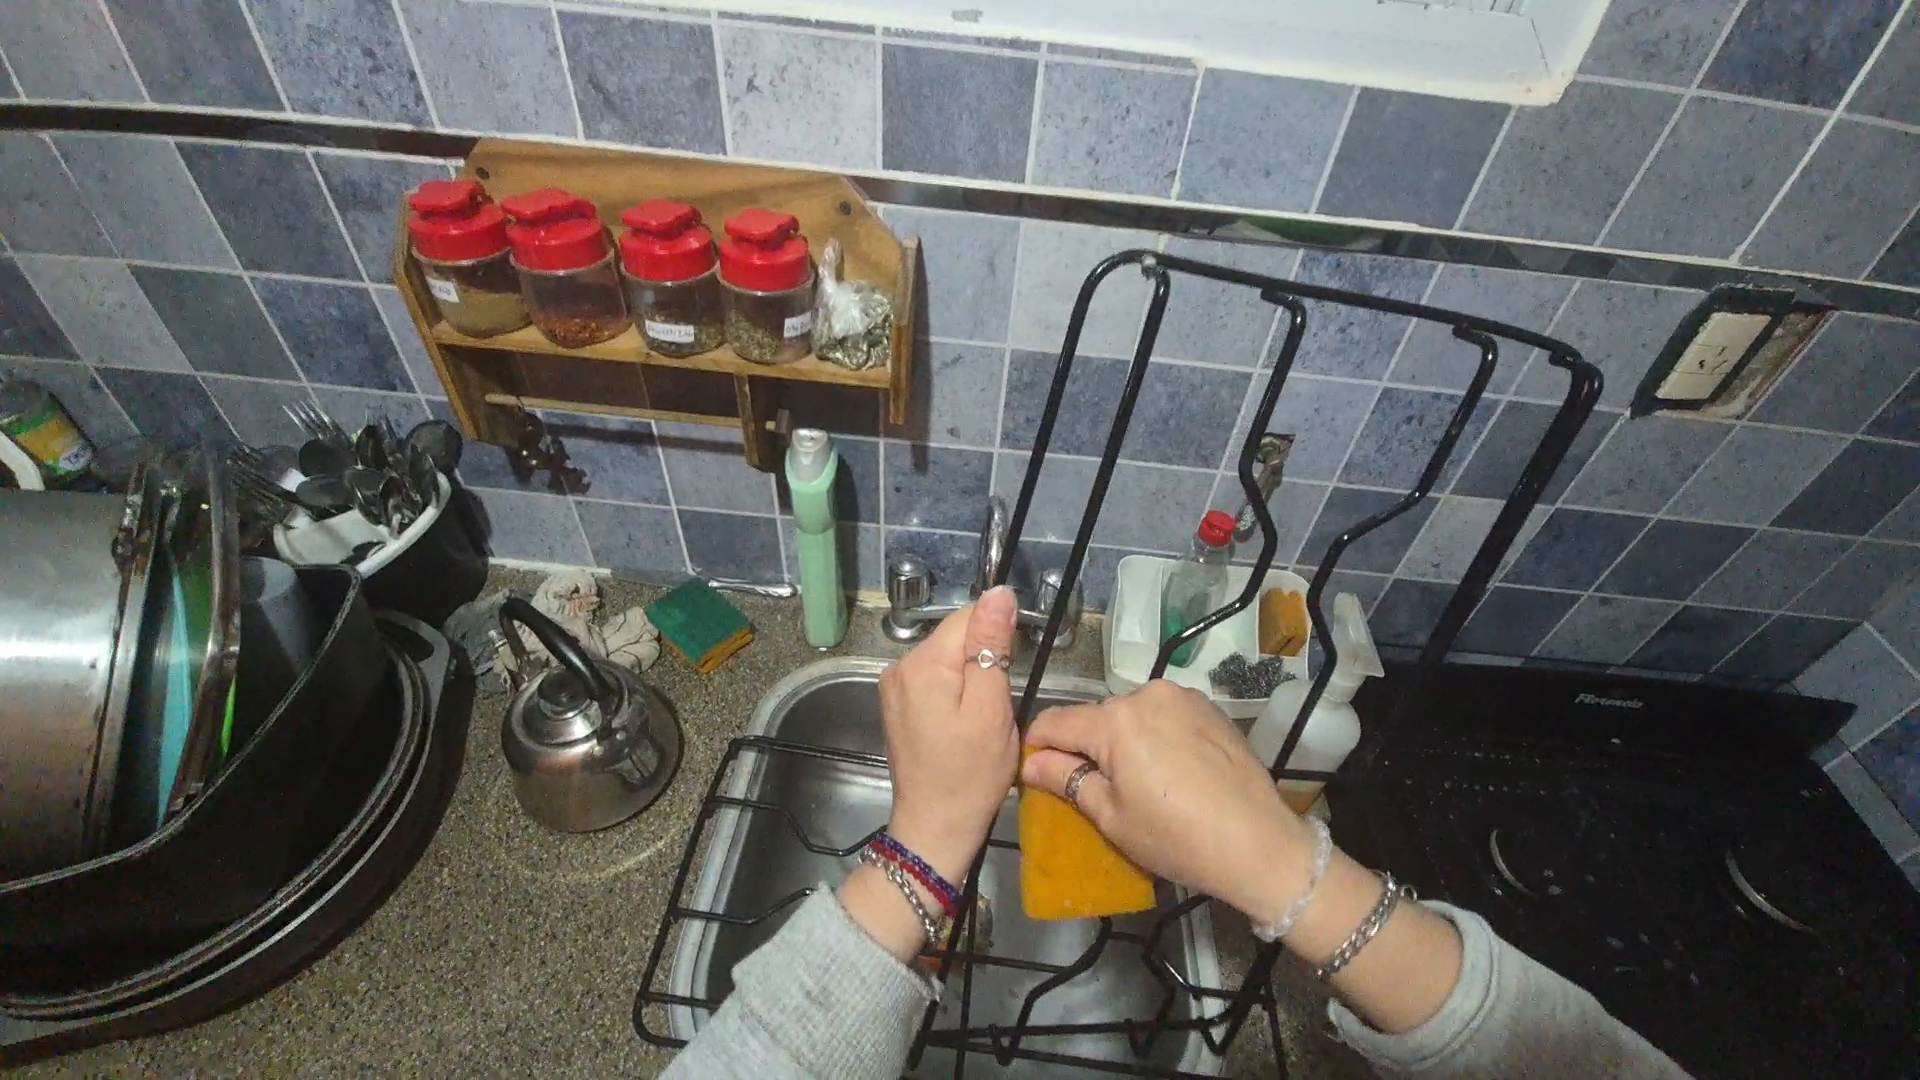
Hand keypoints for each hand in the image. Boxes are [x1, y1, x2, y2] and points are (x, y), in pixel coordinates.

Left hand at [877, 586, 1019, 883]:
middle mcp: (900, 665)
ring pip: (948, 657)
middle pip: (956, 636)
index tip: (1012, 673)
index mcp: (923, 662)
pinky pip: (935, 678)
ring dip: (971, 676)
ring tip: (982, 716)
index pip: (969, 617)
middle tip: (998, 705)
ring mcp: (894, 685)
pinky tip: (963, 721)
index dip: (998, 638)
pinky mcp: (897, 702)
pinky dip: (956, 691)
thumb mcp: (991, 708)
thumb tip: (999, 592)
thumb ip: (992, 646)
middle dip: (984, 660)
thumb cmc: (971, 774)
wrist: (935, 828)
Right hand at [1020, 680, 1316, 923]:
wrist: (1261, 845)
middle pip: (1095, 717)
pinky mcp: (1208, 707)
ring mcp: (1182, 697)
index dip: (1037, 746)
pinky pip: (1163, 715)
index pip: (1055, 721)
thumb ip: (1065, 779)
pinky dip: (1154, 735)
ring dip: (1122, 740)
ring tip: (1138, 782)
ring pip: (1130, 714)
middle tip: (1092, 788)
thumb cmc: (1177, 838)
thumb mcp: (1112, 816)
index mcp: (1115, 720)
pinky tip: (1171, 770)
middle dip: (1085, 747)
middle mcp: (1146, 694)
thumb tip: (1029, 763)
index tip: (1033, 771)